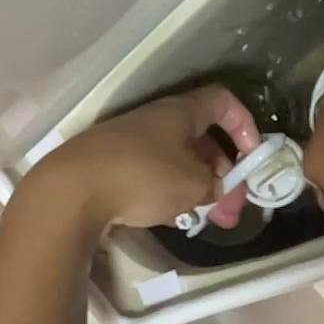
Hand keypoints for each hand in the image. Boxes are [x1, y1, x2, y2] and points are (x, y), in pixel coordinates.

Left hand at [29, 85, 262, 229]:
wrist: (71, 191)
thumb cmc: (143, 177)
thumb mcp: (194, 185)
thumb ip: (215, 186)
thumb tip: (218, 188)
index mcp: (180, 112)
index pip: (222, 102)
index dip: (244, 124)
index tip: (252, 156)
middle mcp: (155, 121)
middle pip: (200, 139)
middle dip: (222, 173)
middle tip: (231, 208)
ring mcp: (131, 143)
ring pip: (177, 161)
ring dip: (198, 188)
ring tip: (207, 220)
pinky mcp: (112, 167)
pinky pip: (153, 176)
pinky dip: (169, 194)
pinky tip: (172, 219)